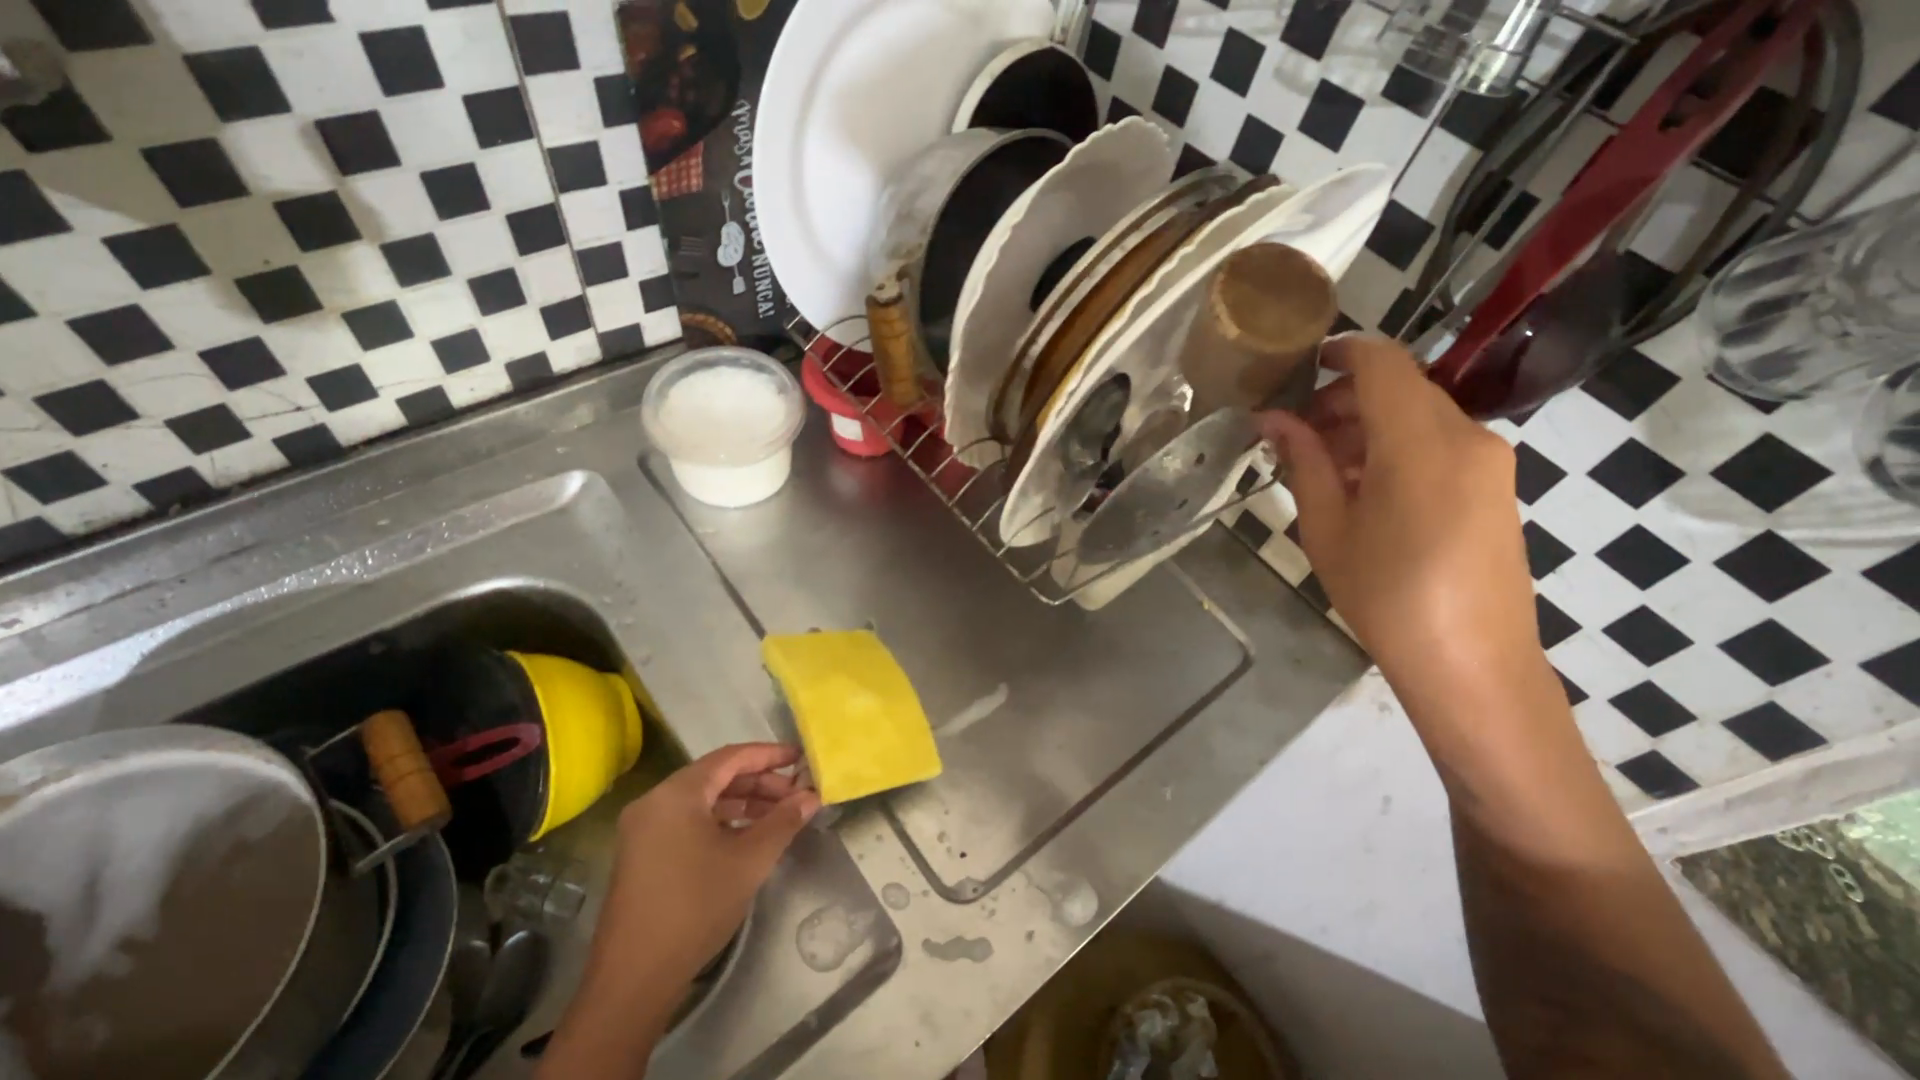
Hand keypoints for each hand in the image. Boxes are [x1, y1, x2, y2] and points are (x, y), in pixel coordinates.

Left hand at [600, 744, 820, 994]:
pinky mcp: (642, 853)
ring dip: (742, 803)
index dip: (768, 755)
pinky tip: (747, 837)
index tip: (801, 759)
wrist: (636, 972)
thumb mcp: (749, 861)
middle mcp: (654, 801)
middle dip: (758, 782)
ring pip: (701, 801)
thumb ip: (782, 822)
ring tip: (779, 817)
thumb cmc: (696, 906)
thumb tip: (810, 796)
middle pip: (714, 776)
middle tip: (797, 796)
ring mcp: (643, 829)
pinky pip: (687, 821)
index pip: (729, 757)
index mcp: (676, 794)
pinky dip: (720, 822)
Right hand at [1258, 335, 1544, 709]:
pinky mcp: (1497, 484)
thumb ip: (1303, 463)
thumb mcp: (1328, 529)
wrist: (1472, 664)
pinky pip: (1441, 443)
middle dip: (1345, 400)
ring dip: (1370, 427)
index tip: (1297, 371)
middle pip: (1401, 387)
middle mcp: (1466, 435)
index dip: (1338, 353)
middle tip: (1296, 437)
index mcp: (1421, 441)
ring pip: (1421, 415)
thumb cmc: (1388, 598)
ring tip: (1325, 471)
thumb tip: (1272, 419)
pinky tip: (1366, 491)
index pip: (1381, 362)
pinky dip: (1399, 448)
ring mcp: (1489, 459)